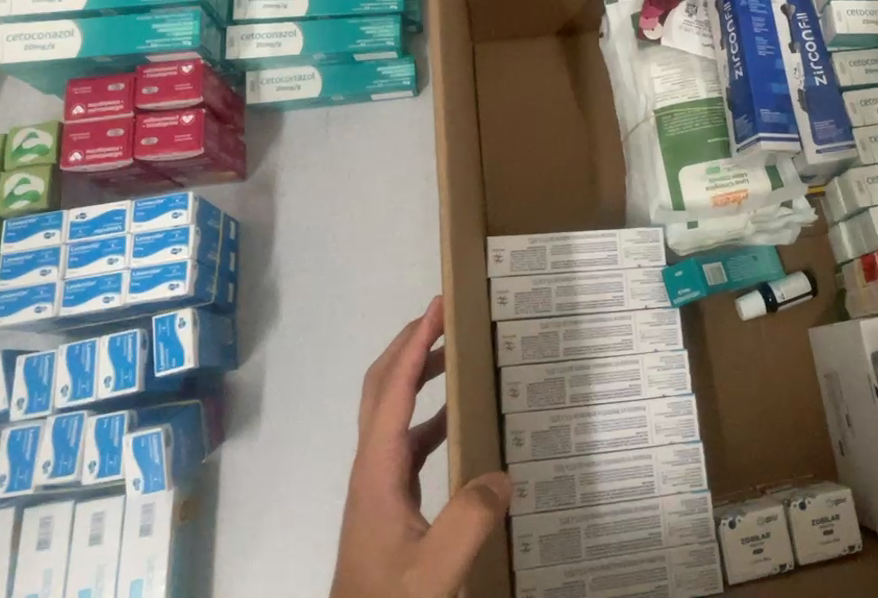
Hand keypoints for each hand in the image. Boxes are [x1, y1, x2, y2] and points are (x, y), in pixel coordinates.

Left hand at [331, 297, 511, 597]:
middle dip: (410, 345)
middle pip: (381, 388)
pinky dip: (431, 414)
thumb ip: (468, 521)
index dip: (414, 344)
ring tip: (457, 353)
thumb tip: (504, 473)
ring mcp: (378, 483)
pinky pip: (409, 440)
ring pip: (392, 411)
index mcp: (377, 470)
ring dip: (419, 374)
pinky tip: (460, 418)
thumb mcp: (434, 569)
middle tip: (446, 316)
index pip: (392, 390)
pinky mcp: (389, 500)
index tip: (438, 307)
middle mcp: (372, 467)